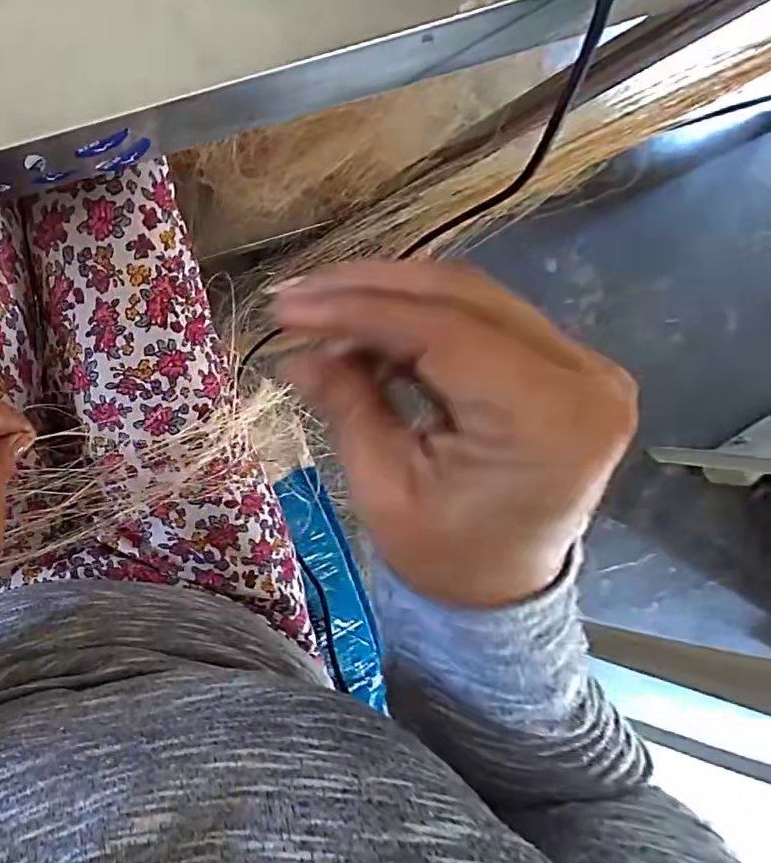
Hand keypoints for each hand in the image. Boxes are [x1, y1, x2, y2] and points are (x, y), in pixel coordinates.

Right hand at [269, 261, 637, 608]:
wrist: (500, 576)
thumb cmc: (440, 547)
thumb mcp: (380, 484)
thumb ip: (347, 408)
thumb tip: (293, 356)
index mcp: (546, 419)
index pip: (445, 333)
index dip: (357, 312)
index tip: (285, 312)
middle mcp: (578, 376)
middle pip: (460, 295)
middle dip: (363, 286)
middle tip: (288, 295)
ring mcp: (570, 362)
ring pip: (462, 293)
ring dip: (378, 290)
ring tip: (307, 303)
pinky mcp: (546, 360)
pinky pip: (466, 313)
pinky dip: (399, 310)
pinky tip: (348, 323)